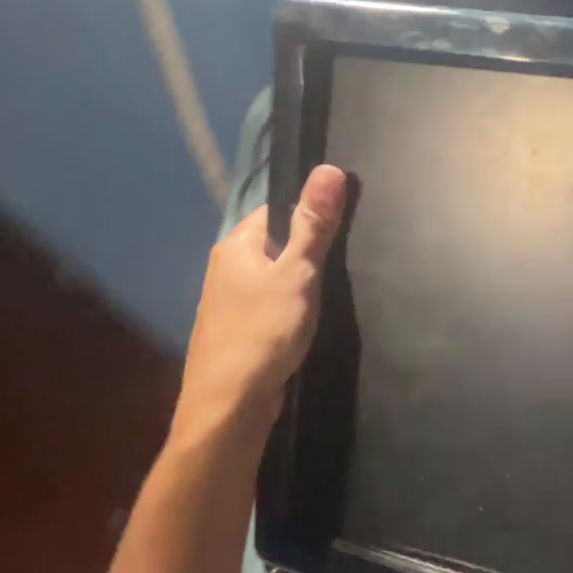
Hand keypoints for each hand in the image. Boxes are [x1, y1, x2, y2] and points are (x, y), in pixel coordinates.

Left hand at [171, 164, 348, 445]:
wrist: (230, 404)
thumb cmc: (263, 333)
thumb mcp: (298, 275)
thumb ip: (314, 226)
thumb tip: (329, 168)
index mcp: (235, 245)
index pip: (275, 211)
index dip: (309, 213)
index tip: (343, 225)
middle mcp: (226, 268)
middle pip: (274, 245)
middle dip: (306, 251)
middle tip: (346, 261)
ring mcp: (230, 303)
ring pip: (272, 279)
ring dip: (299, 284)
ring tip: (333, 293)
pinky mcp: (240, 333)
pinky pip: (270, 307)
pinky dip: (290, 310)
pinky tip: (308, 323)